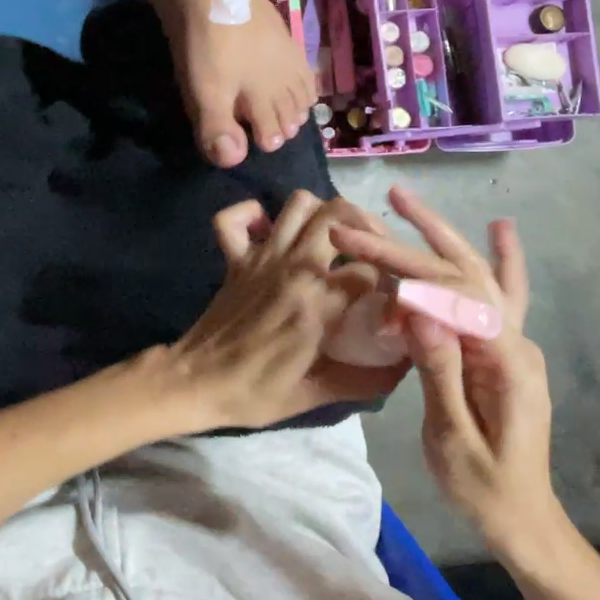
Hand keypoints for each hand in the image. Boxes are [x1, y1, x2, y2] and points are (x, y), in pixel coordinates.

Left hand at [142, 191, 409, 433]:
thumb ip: (364, 380)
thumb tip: (405, 364)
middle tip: (371, 251)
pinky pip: (236, 218)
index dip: (389, 278)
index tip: (390, 294)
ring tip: (333, 237)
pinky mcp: (234, 259)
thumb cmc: (254, 393)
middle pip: (339, 215)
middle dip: (365, 227)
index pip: (371, 269)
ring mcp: (259, 258)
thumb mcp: (315, 395)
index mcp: (318, 303)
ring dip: (320, 212)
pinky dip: (252, 214)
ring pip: (297, 204)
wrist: (194, 383)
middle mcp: (292, 268)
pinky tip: (270, 230)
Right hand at [330, 187, 561, 554]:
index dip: (403, 264)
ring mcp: (514, 346)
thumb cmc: (482, 486)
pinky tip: (498, 231)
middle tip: (384, 201)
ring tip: (411, 202)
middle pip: (468, 274)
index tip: (357, 246)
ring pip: (482, 277)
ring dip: (448, 236)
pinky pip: (497, 297)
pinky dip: (495, 260)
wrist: (522, 518)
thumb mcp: (453, 435)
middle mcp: (516, 342)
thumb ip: (440, 370)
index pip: (452, 295)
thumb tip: (417, 308)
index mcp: (504, 362)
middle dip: (422, 236)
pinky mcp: (504, 353)